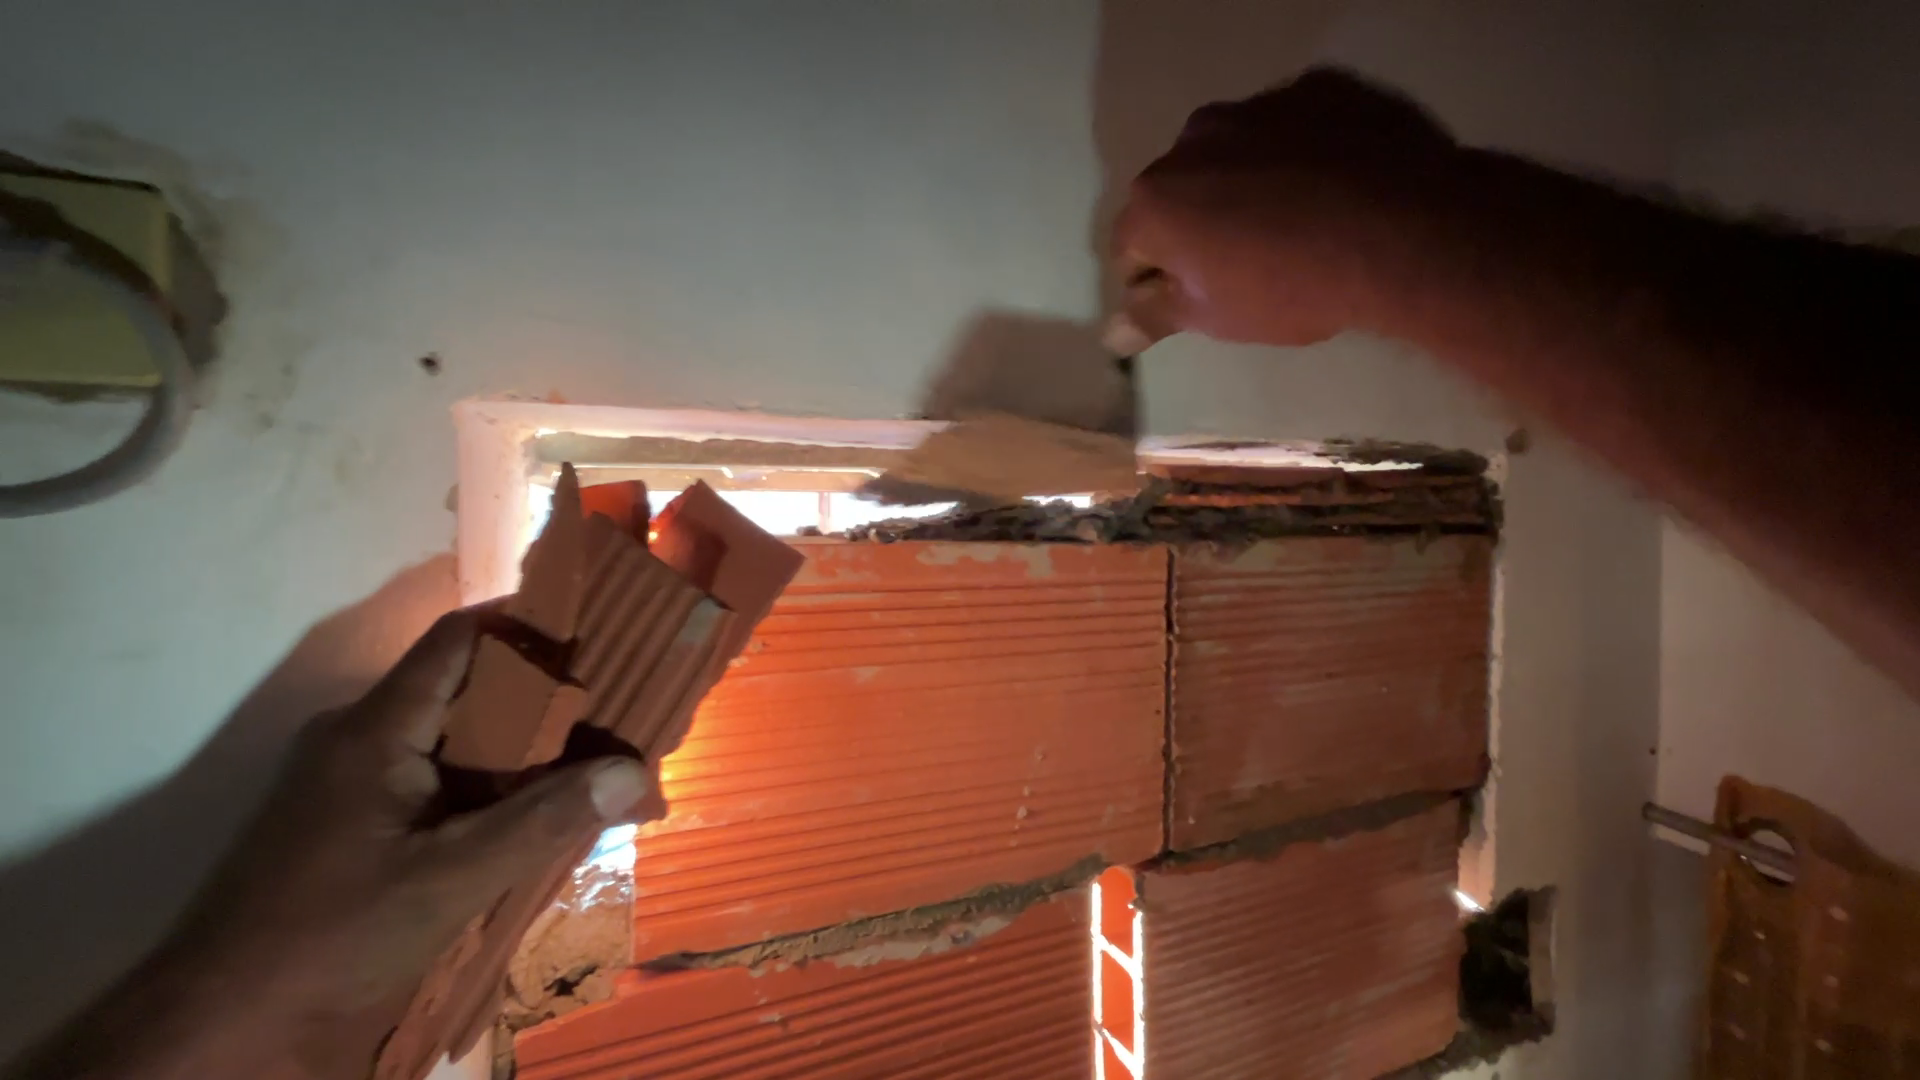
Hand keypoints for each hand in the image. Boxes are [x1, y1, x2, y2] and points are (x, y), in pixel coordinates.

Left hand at [38, 609, 650, 1079]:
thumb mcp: (447, 883)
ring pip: (461, 737)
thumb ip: (543, 822)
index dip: (528, 623)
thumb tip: (634, 770)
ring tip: (599, 749)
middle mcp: (364, 739)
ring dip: (528, 742)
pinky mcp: (363, 823)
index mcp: (374, 730)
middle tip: (618, 699)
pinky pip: (447, 778)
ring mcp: (360, 782)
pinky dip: (500, 781)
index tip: (599, 627)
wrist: (214, 1040)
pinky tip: (546, 804)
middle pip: (469, 688)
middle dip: (547, 692)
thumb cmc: (325, 943)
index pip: (460, 641)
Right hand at [1112, 67, 1459, 347]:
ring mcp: (1256, 107)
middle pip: (1175, 197)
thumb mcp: (1212, 316)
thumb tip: (1109, 334)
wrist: (1406, 231)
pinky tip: (1325, 190)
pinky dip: (1290, 158)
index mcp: (1155, 200)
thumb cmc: (1289, 286)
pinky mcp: (1316, 90)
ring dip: (1239, 188)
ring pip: (1227, 158)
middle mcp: (1191, 141)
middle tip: (1242, 266)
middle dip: (1195, 229)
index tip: (1195, 299)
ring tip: (1289, 225)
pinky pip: (1284, 132)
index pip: (1129, 250)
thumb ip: (1152, 317)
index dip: (1156, 282)